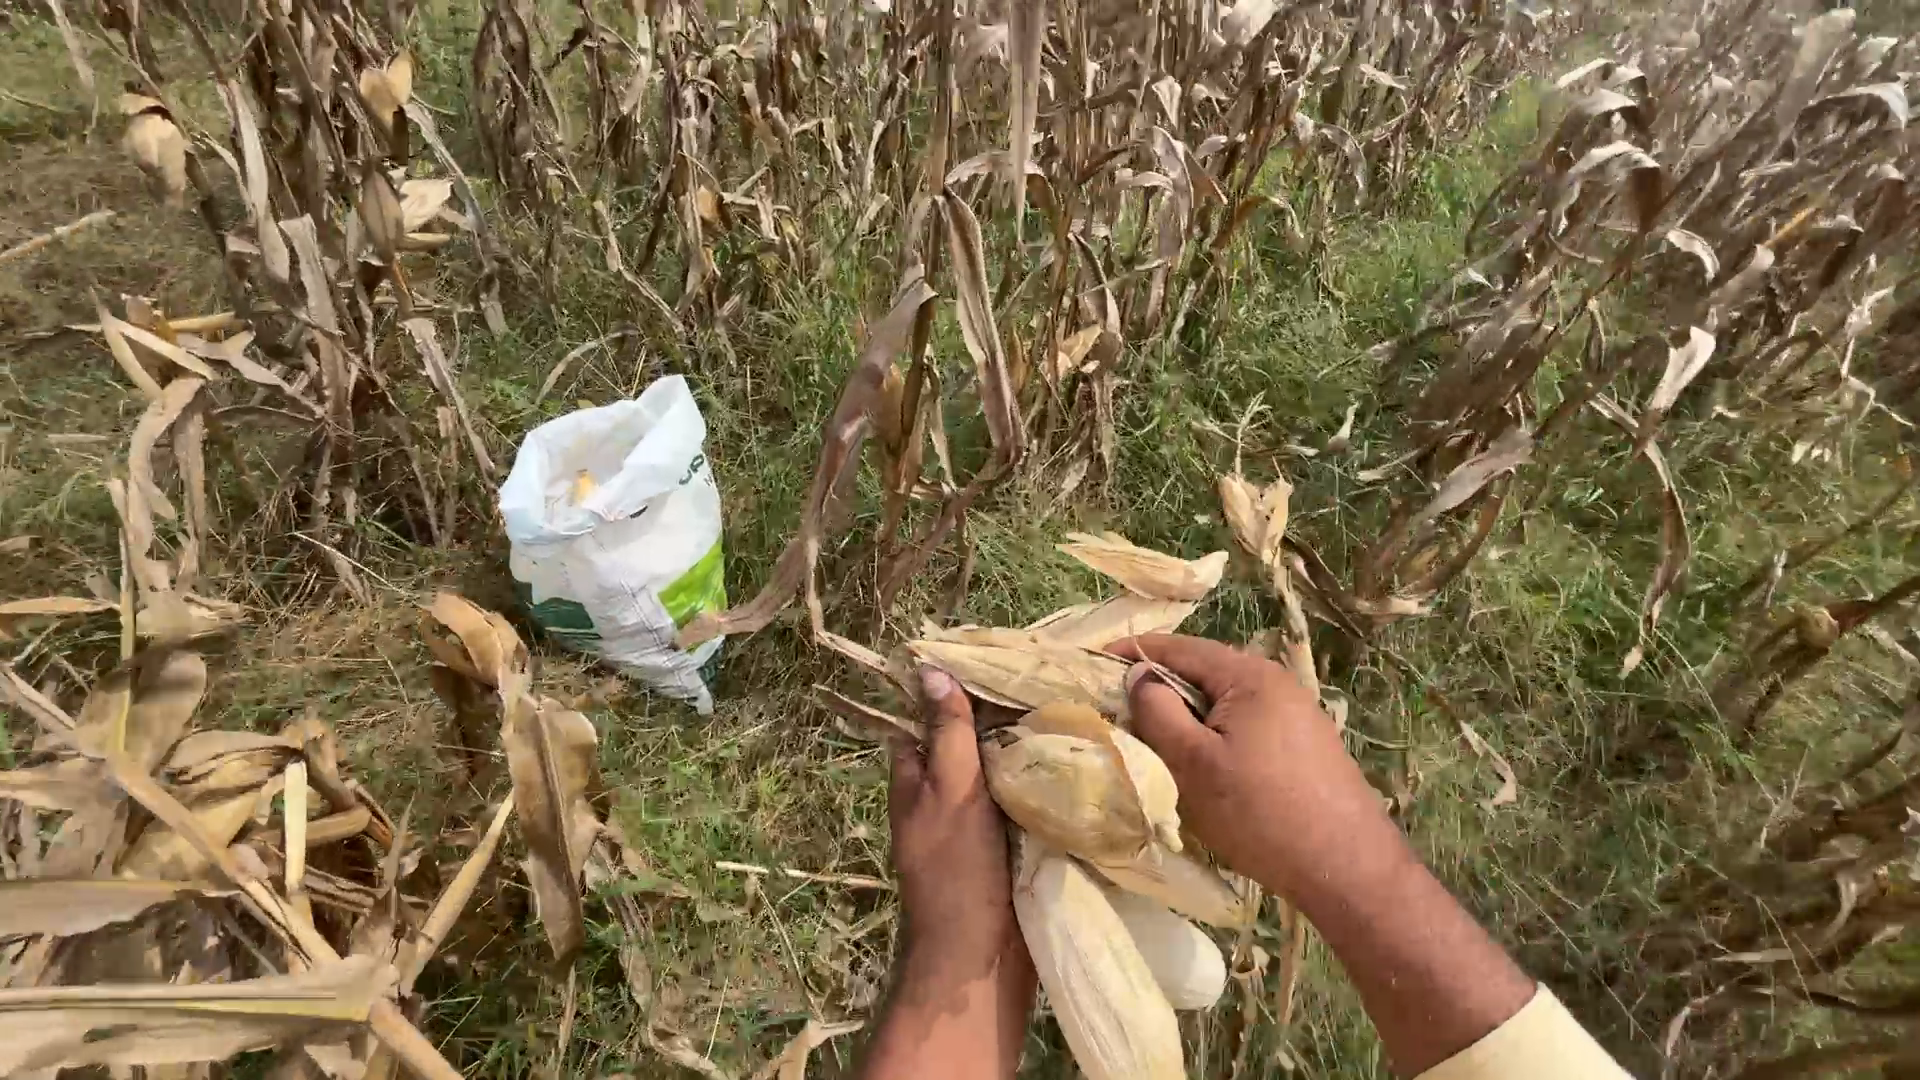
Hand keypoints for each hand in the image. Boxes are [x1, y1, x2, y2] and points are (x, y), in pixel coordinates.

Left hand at [864, 667, 1033, 1079]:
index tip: (995, 655)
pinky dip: (1041, 774)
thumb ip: (947, 733)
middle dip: (1000, 711)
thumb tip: (931, 670)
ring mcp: (977, 815)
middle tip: (1045, 673)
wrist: (983, 960)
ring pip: (999, 763)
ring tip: (1067, 698)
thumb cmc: (955, 870)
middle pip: (969, 736)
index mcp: (915, 775)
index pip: (930, 714)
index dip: (955, 685)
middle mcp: (944, 790)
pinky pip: (1023, 793)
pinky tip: (1075, 749)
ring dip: (1025, 742)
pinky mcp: (1009, 836)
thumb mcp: (949, 790)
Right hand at [1109, 636, 1536, 1076]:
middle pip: (1200, 670)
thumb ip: (1157, 710)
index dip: (1132, 651)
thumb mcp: (1193, 762)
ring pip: (1220, 699)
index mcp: (1249, 675)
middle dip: (1157, 685)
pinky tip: (1201, 761)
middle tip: (1118, 707)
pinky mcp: (1302, 743)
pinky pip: (1242, 721)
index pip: (1177, 647)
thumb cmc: (1261, 813)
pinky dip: (1211, 730)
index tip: (1094, 663)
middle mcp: (1275, 682)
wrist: (1349, 871)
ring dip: (1184, 711)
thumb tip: (1137, 675)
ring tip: (1153, 736)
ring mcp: (1294, 712)